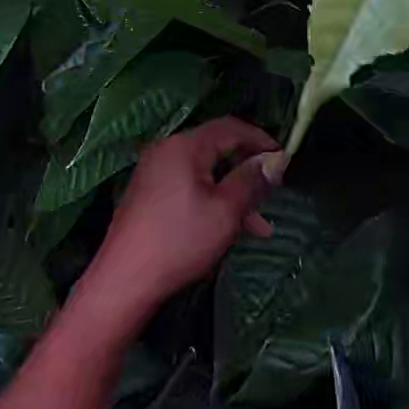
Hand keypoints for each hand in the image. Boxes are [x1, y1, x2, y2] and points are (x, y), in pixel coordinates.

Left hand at [78, 117, 283, 314]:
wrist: (123, 281)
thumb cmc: (179, 241)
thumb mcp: (225, 211)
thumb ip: (251, 180)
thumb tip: (273, 160)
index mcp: (184, 146)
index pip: (231, 127)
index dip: (261, 139)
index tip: (285, 159)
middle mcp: (166, 151)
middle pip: (217, 149)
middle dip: (248, 172)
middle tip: (274, 192)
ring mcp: (154, 173)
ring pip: (206, 174)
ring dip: (234, 194)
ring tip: (260, 227)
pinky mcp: (149, 195)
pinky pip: (190, 188)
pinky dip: (212, 202)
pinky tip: (230, 230)